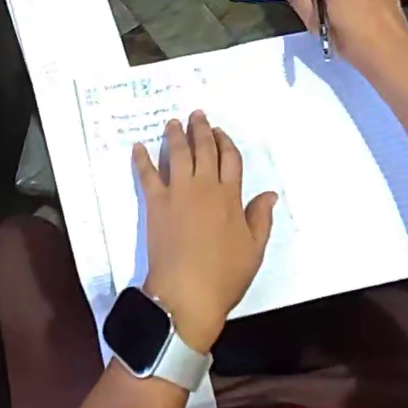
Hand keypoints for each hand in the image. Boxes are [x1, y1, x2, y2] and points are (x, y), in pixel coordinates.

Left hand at [135, 111, 275, 349]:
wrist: (186, 294)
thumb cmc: (225, 274)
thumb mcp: (254, 249)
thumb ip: (260, 218)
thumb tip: (269, 194)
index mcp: (230, 196)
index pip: (231, 159)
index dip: (226, 142)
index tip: (220, 132)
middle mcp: (205, 187)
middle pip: (204, 149)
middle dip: (201, 129)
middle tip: (197, 114)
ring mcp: (178, 193)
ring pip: (178, 154)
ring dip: (176, 135)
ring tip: (173, 122)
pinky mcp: (155, 203)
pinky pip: (147, 175)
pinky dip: (142, 159)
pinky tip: (138, 147)